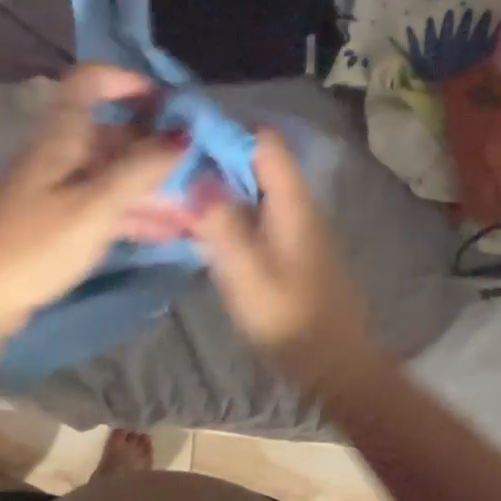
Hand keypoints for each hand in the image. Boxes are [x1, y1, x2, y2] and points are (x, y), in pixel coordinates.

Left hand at [0, 65, 187, 330]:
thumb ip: (141, 169)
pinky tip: (171, 233)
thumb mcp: (96, 206)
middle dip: (158, 149)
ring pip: (113, 177)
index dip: (127, 82)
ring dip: (154, 189)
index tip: (167, 103)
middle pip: (112, 136)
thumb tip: (184, 135)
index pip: (89, 83)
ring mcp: (58, 192)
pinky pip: (105, 209)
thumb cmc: (37, 246)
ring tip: (198, 210)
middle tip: (203, 169)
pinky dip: (136, 216)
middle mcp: (60, 157)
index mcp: (62, 138)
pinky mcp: (59, 226)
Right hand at [193, 131, 376, 376]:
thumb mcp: (247, 277)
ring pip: (254, 189)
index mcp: (293, 206)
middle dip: (213, 159)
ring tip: (173, 192)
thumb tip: (195, 177)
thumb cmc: (291, 323)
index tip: (180, 139)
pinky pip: (256, 213)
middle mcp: (298, 207)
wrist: (336, 367)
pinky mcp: (289, 249)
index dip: (225, 133)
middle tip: (165, 168)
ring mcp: (296, 228)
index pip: (264, 143)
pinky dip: (228, 211)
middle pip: (256, 163)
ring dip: (218, 186)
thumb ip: (221, 226)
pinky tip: (199, 225)